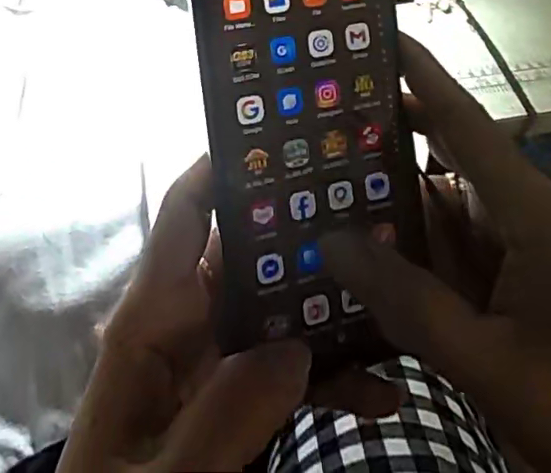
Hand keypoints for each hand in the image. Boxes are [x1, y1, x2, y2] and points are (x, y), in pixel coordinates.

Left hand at [61, 157, 401, 471]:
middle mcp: (190, 321)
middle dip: (307, 224)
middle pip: (252, 247)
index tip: (286, 133)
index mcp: (154, 319)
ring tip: (396, 285)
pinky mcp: (242, 395)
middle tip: (373, 199)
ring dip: (336, 299)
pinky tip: (385, 391)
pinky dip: (337, 374)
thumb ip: (222, 416)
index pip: (185, 214)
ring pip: (285, 303)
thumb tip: (295, 349)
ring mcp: (220, 358)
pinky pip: (295, 367)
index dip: (225, 164)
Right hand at [320, 36, 550, 472]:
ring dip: (397, 202)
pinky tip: (369, 251)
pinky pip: (456, 255)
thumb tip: (333, 243)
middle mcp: (527, 219)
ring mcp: (523, 256)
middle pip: (450, 161)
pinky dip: (415, 251)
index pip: (467, 125)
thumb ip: (410, 304)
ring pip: (448, 212)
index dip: (427, 76)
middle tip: (327, 115)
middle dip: (395, 137)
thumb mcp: (490, 363)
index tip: (387, 35)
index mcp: (533, 214)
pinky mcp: (519, 290)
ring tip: (330, 177)